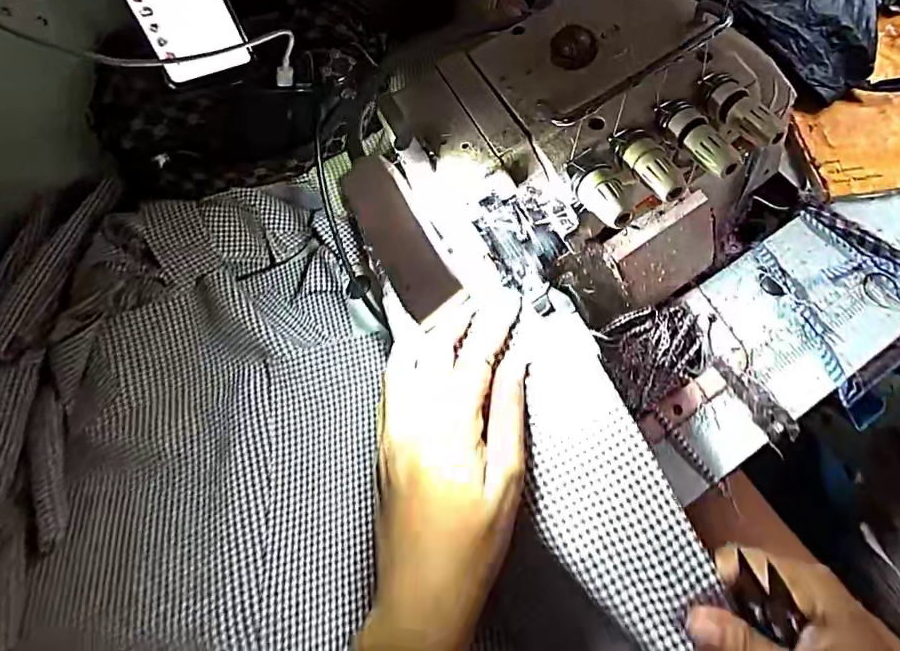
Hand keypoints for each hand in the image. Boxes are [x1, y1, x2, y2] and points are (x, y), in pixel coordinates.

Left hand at [358, 296, 528, 650]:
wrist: (420, 600)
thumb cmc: (468, 551)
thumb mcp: (506, 482)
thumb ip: (509, 414)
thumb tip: (516, 366)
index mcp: (447, 433)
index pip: (473, 359)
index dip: (494, 326)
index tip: (509, 305)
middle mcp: (411, 425)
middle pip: (435, 349)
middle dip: (462, 315)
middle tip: (486, 299)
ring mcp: (391, 432)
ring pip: (407, 359)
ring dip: (434, 330)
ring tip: (459, 313)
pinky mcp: (383, 444)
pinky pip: (392, 383)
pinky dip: (410, 355)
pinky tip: (426, 350)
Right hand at [687, 545, 899, 650]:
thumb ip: (744, 641)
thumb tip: (696, 617)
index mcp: (803, 577)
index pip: (738, 558)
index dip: (708, 581)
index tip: (685, 609)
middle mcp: (809, 585)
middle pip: (747, 583)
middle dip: (723, 609)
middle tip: (699, 635)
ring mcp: (817, 612)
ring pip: (762, 608)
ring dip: (741, 628)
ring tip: (720, 644)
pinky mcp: (824, 636)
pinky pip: (780, 626)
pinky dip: (761, 638)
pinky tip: (750, 649)